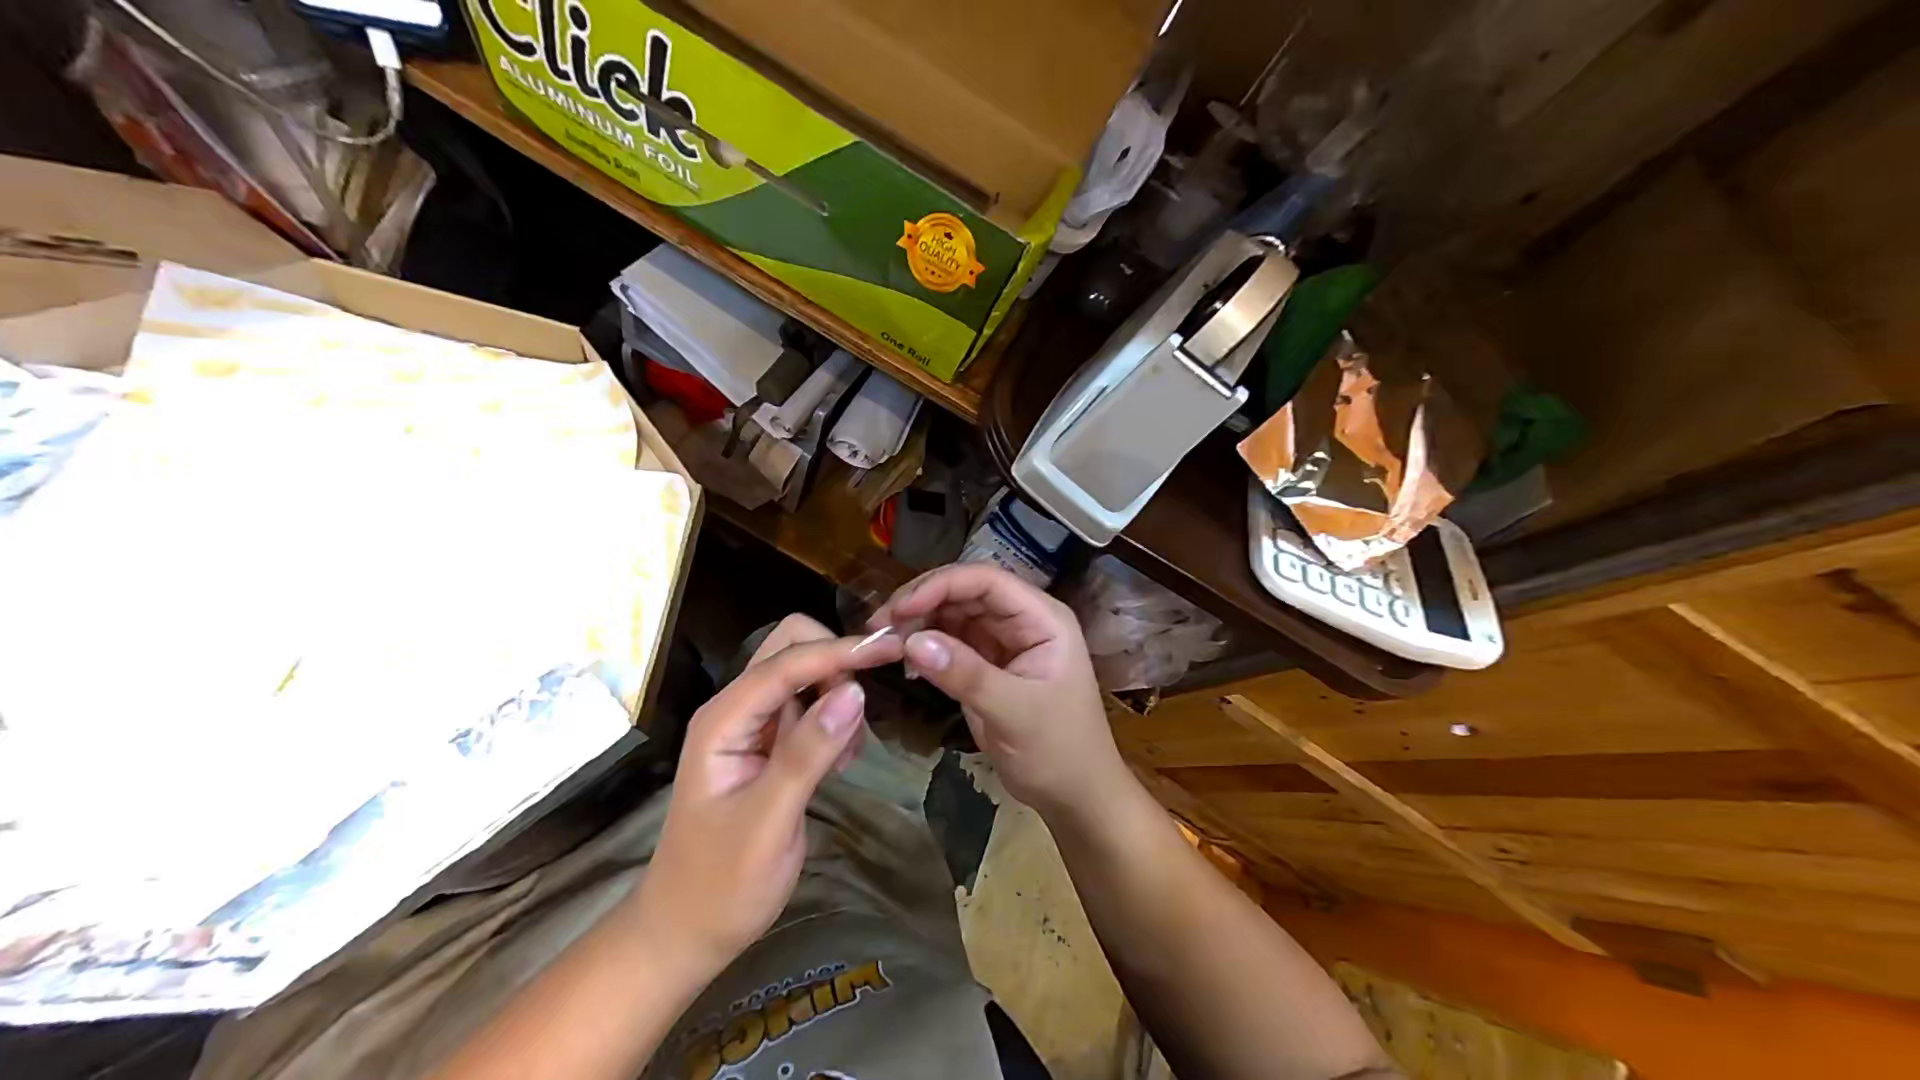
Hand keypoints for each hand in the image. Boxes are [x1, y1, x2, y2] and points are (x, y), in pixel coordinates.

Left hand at [631, 621, 902, 975]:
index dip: (839, 651)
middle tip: (869, 702)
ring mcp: (753, 727)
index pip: (786, 664)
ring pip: (806, 675)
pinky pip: (811, 709)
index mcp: (723, 721)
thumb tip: (854, 691)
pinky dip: (834, 721)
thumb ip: (807, 754)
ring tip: (850, 752)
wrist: (687, 932)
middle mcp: (737, 711)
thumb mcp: (766, 823)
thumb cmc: (719, 886)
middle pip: (790, 649)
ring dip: (838, 694)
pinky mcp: (770, 746)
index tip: (894, 648)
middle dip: (836, 660)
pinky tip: (841, 761)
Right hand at [868, 564, 1124, 816]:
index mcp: (1041, 618)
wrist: (1073, 794)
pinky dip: (923, 645)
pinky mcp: (985, 663)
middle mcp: (1021, 620)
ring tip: (881, 640)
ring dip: (917, 622)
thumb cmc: (1059, 751)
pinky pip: (949, 641)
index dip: (940, 586)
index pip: (986, 582)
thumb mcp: (1015, 713)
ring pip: (951, 614)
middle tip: (878, 626)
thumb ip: (967, 675)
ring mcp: (1002, 641)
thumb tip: (912, 643)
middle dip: (921, 603)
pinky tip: (899, 657)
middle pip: (964, 592)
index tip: (899, 610)